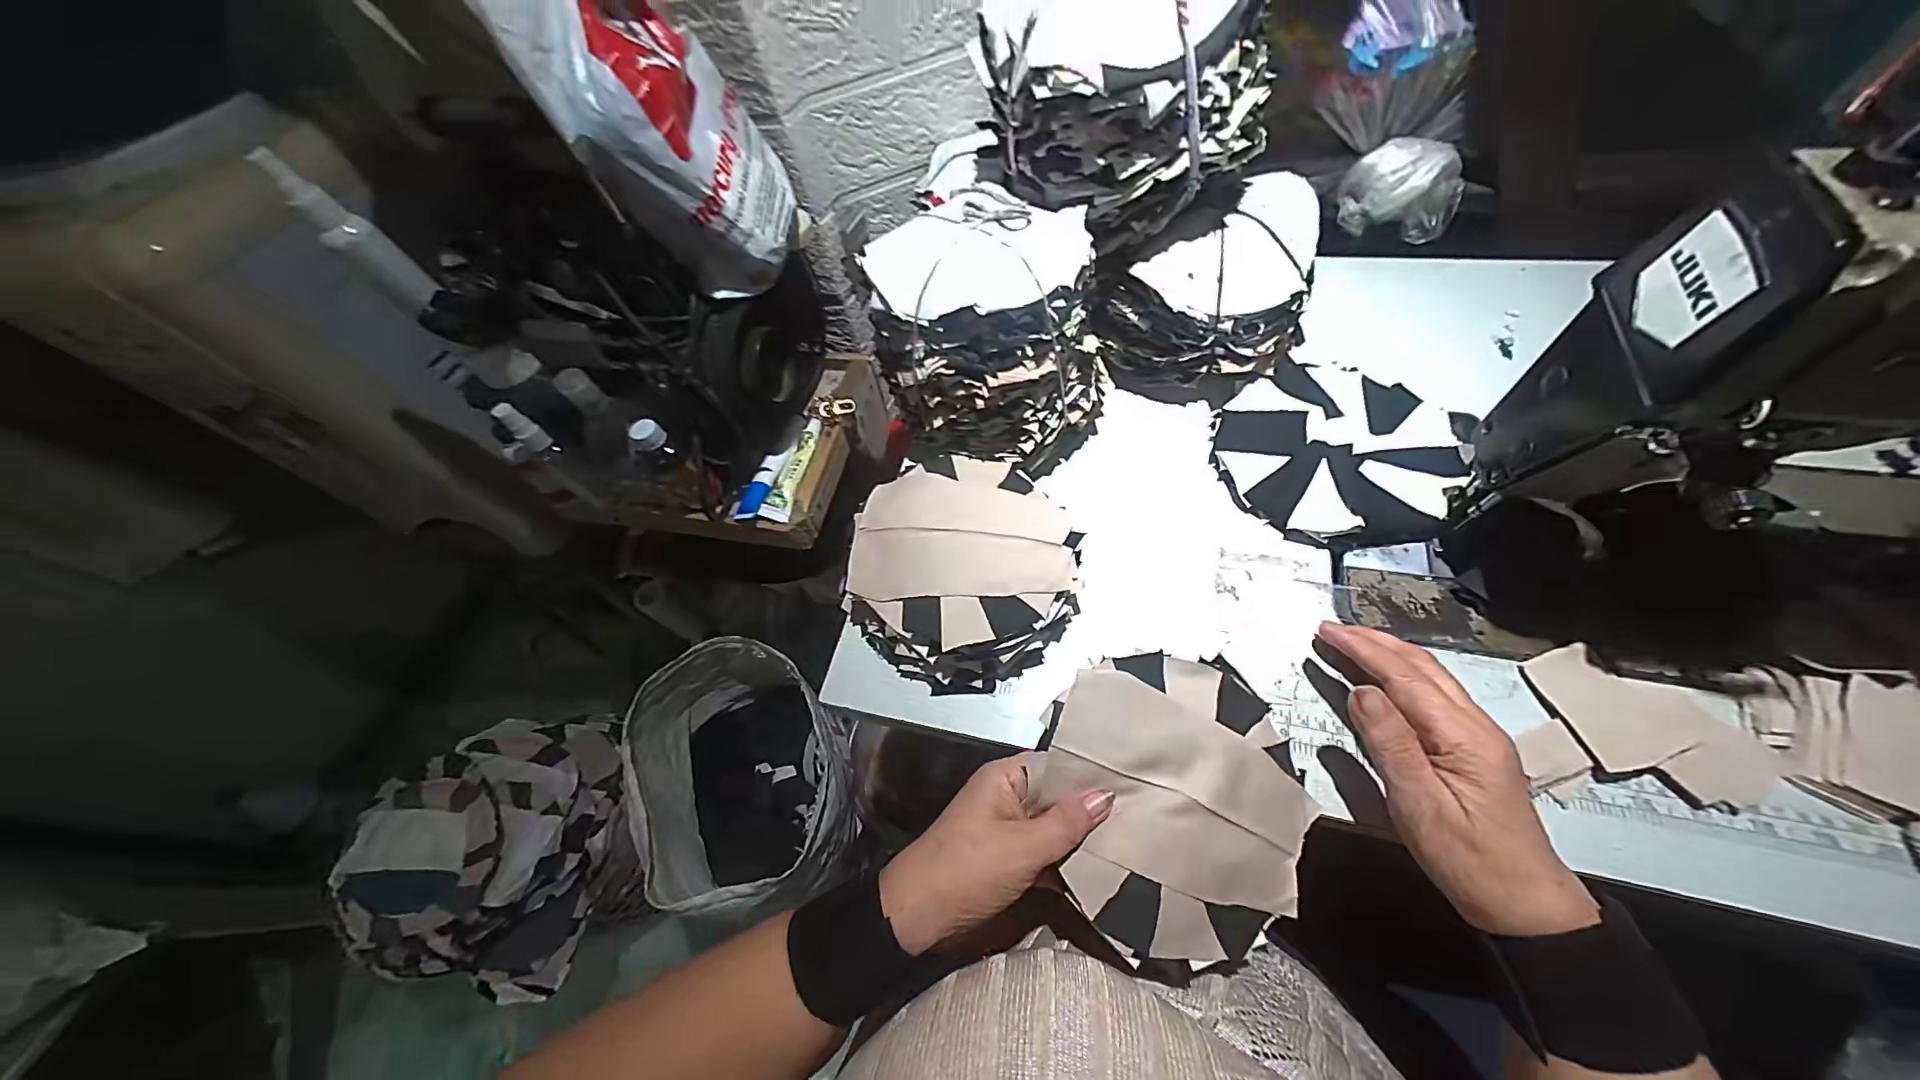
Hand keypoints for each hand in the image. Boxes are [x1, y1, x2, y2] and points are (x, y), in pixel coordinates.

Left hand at [878, 757, 1112, 954]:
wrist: (917, 918)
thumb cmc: (962, 871)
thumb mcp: (1021, 847)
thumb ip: (1065, 823)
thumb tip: (1104, 796)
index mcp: (1005, 779)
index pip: (1056, 766)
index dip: (1089, 775)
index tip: (1129, 784)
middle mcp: (1008, 797)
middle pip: (1058, 798)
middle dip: (1091, 812)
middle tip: (1138, 819)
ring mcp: (1009, 830)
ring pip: (1054, 828)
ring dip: (1081, 841)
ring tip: (1127, 845)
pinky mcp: (1010, 859)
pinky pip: (1046, 853)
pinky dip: (1067, 863)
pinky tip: (1098, 873)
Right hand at [1316, 622, 1599, 937]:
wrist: (1524, 904)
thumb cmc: (1469, 859)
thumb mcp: (1420, 805)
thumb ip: (1392, 744)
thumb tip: (1362, 692)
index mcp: (1464, 737)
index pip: (1405, 678)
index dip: (1364, 650)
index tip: (1329, 631)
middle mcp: (1475, 727)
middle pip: (1423, 668)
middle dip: (1376, 642)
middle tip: (1334, 628)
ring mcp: (1478, 736)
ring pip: (1432, 678)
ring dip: (1391, 653)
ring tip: (1354, 641)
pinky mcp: (1473, 749)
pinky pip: (1434, 696)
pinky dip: (1403, 674)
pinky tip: (1386, 677)